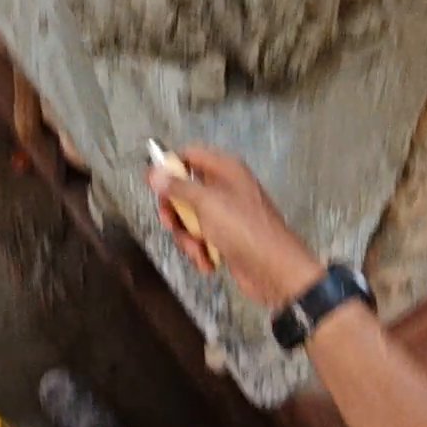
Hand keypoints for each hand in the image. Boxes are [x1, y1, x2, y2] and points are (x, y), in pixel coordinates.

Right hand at [147, 146, 324, 311]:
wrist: (274, 270)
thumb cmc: (242, 229)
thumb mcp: (206, 203)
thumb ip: (177, 187)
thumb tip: (154, 172)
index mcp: (225, 170)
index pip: (190, 156)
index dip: (170, 167)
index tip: (153, 185)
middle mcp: (224, 188)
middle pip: (184, 191)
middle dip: (175, 212)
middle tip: (170, 223)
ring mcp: (225, 215)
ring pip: (189, 219)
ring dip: (187, 238)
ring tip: (199, 250)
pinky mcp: (225, 238)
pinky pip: (201, 238)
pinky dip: (200, 251)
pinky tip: (208, 262)